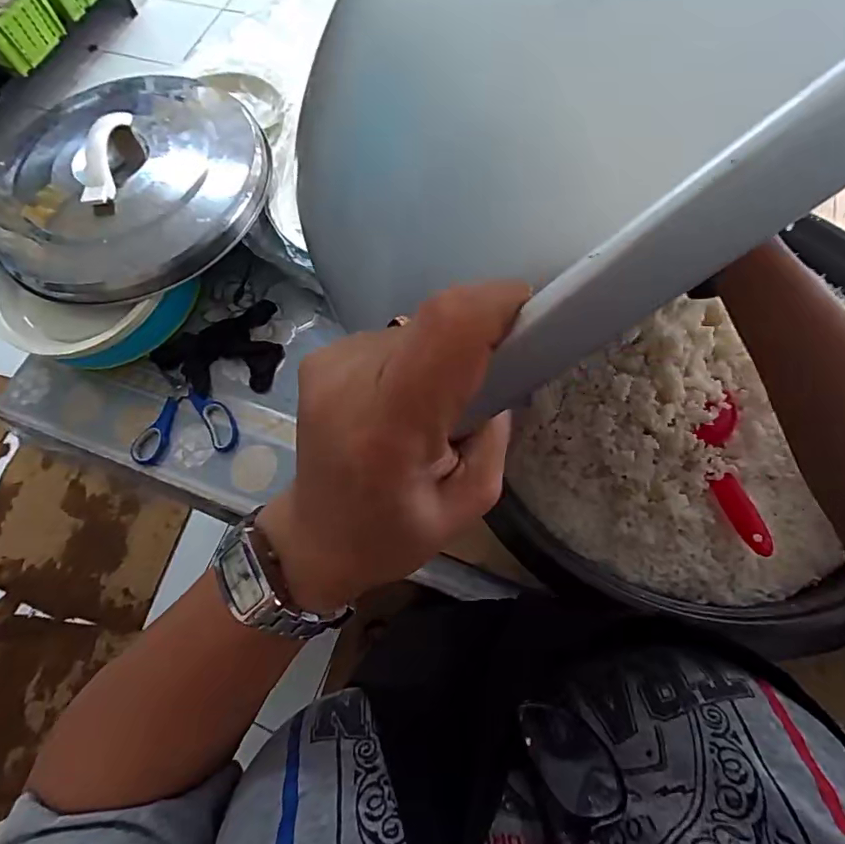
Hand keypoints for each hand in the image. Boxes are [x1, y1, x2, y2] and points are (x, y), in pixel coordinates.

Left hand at [257, 281, 531, 610]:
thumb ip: (494, 435)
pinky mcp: (322, 357)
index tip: (529, 315)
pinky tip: (400, 404)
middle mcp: (350, 380)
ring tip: (432, 409)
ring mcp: (330, 362)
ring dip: (439, 358)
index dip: (495, 304)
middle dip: (475, 341)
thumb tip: (501, 373)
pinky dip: (411, 364)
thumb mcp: (466, 504)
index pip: (447, 327)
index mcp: (389, 427)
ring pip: (415, 330)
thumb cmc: (391, 536)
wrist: (315, 539)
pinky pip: (390, 340)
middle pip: (435, 322)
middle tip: (483, 388)